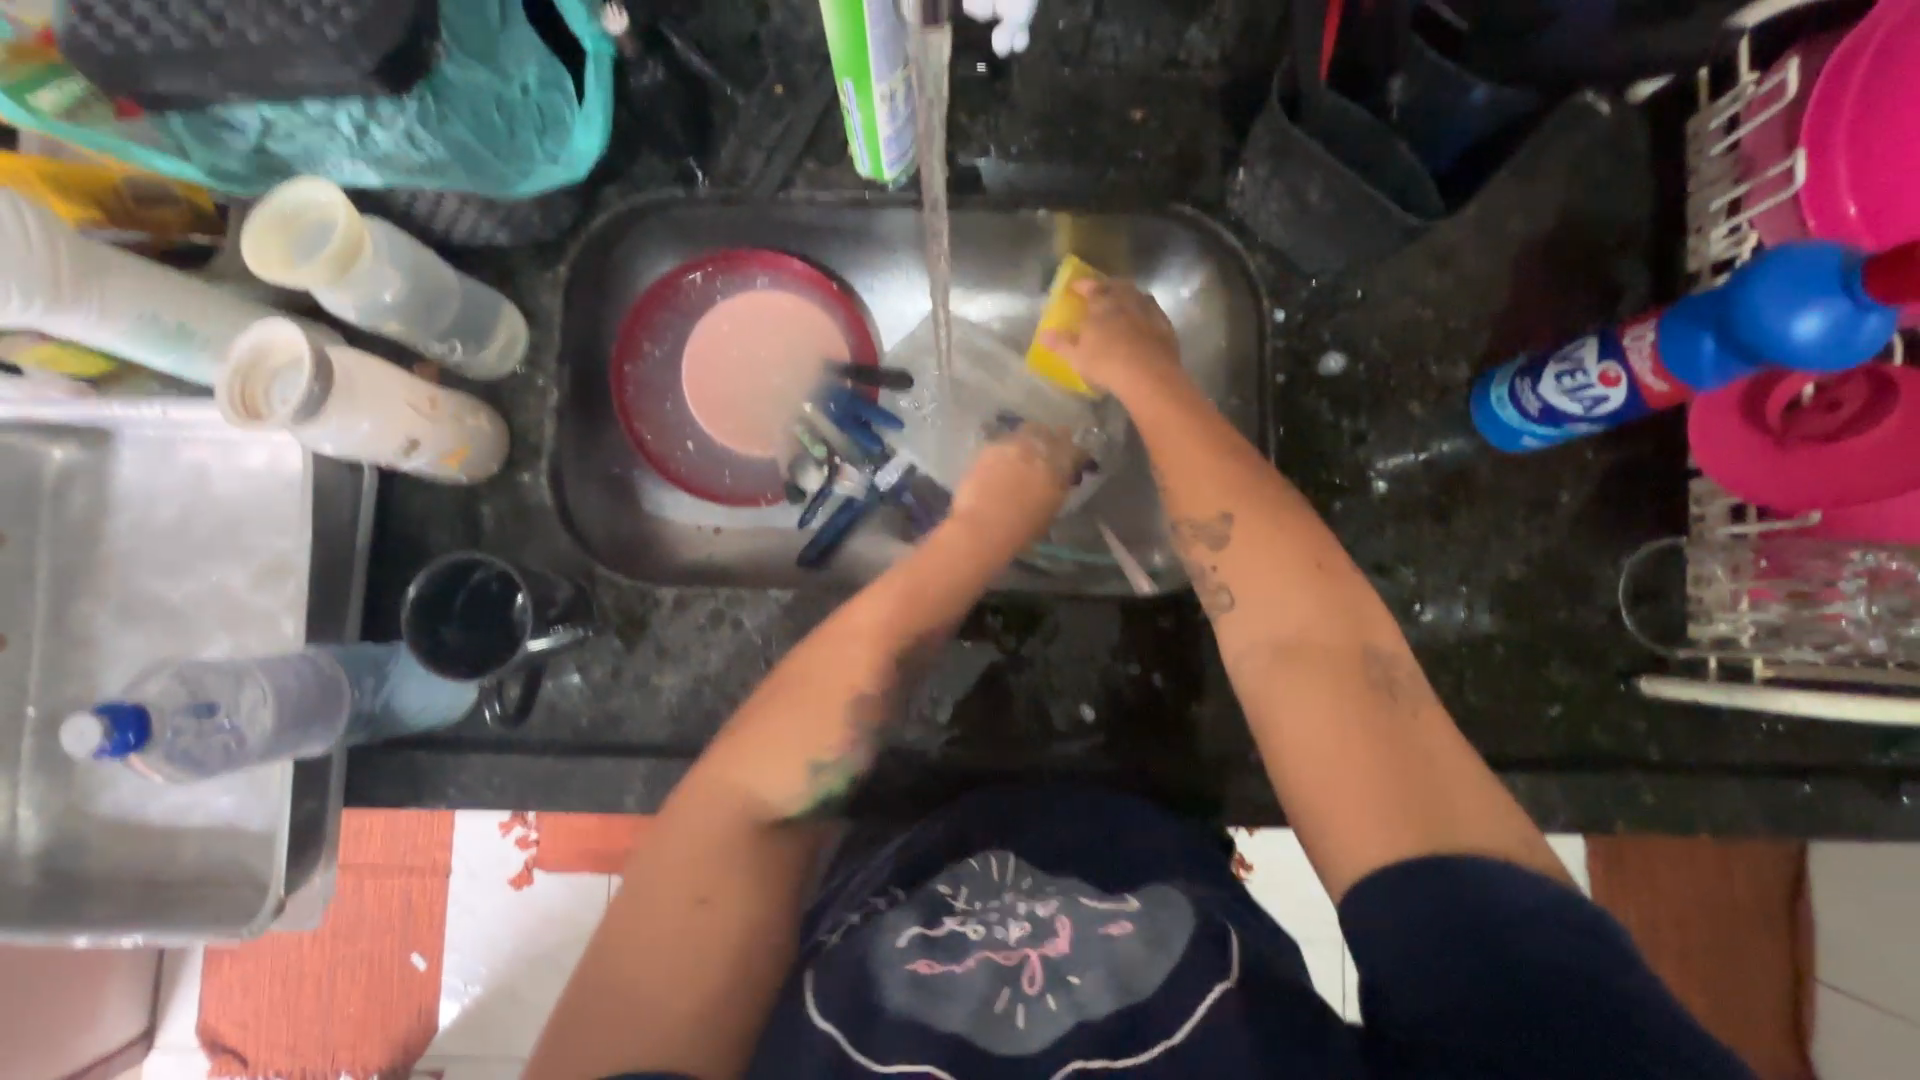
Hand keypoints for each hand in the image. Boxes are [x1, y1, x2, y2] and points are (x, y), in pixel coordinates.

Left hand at [944, 423, 1079, 550]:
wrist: (982, 526)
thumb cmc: (1022, 527)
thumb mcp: (1052, 509)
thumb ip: (1059, 486)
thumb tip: (1059, 478)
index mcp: (1059, 464)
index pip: (1076, 451)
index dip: (1076, 457)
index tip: (1074, 465)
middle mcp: (1037, 446)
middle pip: (1049, 433)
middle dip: (1051, 442)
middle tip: (1046, 457)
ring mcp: (1011, 443)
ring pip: (1025, 432)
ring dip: (1028, 442)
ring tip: (1023, 459)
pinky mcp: (988, 447)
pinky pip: (1004, 442)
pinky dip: (1007, 450)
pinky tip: (1001, 465)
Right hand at [1038, 278, 1187, 399]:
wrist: (1148, 375)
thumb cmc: (1106, 363)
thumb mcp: (1077, 356)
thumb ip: (1061, 343)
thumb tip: (1044, 334)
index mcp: (1103, 302)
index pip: (1091, 287)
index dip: (1082, 285)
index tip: (1075, 287)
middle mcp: (1126, 299)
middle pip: (1117, 286)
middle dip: (1108, 287)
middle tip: (1102, 292)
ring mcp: (1148, 310)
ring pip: (1138, 295)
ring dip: (1129, 296)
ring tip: (1123, 304)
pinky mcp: (1165, 324)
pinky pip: (1153, 311)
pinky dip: (1145, 312)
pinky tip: (1143, 321)